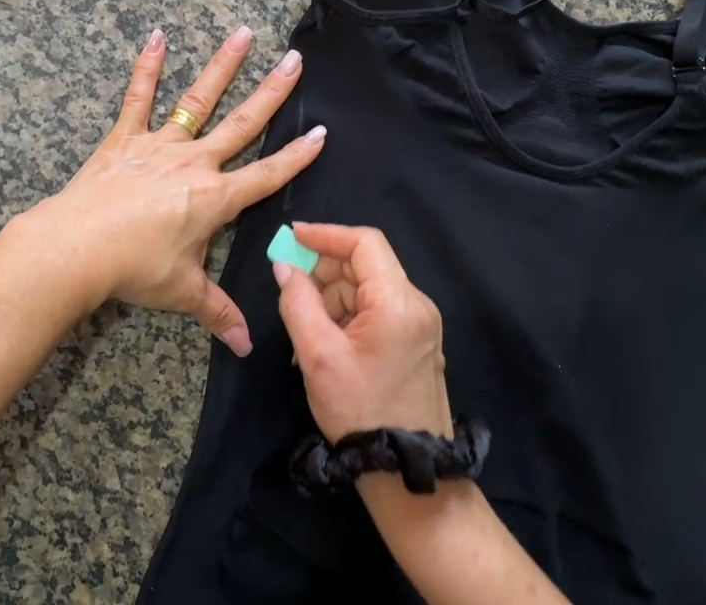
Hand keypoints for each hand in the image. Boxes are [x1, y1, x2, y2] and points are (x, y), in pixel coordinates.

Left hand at [14, 26, 327, 356]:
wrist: (77, 247)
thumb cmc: (133, 269)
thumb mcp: (182, 292)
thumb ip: (217, 312)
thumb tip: (245, 346)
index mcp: (215, 199)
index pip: (267, 175)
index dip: (296, 157)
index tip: (321, 132)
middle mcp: (194, 164)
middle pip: (242, 124)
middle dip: (272, 92)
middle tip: (295, 60)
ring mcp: (158, 146)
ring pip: (197, 100)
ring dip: (221, 66)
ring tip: (241, 33)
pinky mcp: (124, 139)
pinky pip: (137, 98)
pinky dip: (146, 67)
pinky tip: (156, 37)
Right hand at [274, 224, 453, 439]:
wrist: (404, 471)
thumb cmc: (359, 409)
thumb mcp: (317, 354)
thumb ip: (297, 302)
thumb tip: (285, 267)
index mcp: (399, 303)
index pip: (365, 243)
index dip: (326, 235)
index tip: (292, 238)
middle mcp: (416, 306)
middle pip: (365, 266)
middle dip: (324, 274)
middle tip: (290, 293)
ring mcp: (420, 327)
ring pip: (367, 290)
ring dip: (331, 301)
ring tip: (306, 336)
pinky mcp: (416, 345)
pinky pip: (376, 312)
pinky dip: (346, 318)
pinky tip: (324, 345)